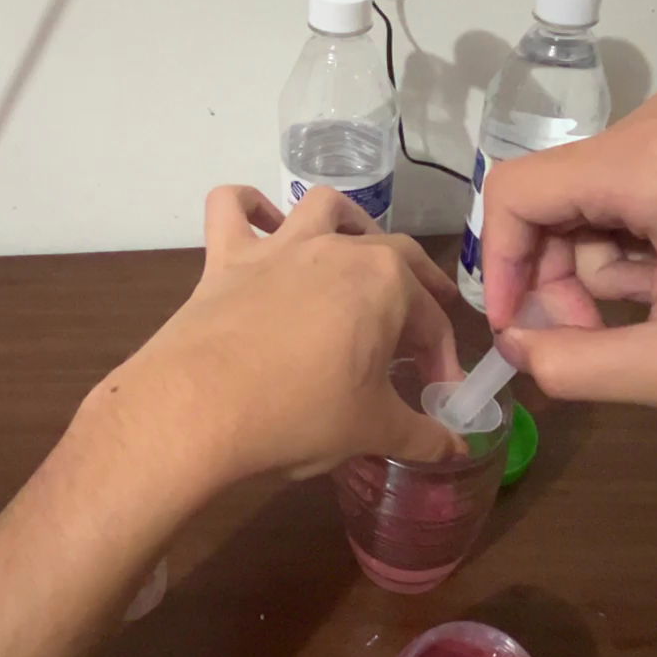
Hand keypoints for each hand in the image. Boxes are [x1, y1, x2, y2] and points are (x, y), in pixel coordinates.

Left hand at [80, 186, 466, 484]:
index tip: (439, 396)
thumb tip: (457, 449)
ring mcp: (278, 246)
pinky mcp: (226, 256)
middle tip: (422, 327)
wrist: (199, 409)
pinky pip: (231, 207)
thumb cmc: (300, 414)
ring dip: (348, 223)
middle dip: (418, 289)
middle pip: (394, 255)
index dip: (441, 360)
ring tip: (357, 254)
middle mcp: (336, 248)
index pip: (430, 321)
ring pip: (323, 208)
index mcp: (384, 281)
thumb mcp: (372, 430)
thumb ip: (424, 436)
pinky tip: (260, 224)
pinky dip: (247, 207)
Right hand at [481, 84, 656, 412]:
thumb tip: (513, 349)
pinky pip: (641, 189)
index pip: (513, 194)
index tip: (521, 332)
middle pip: (555, 196)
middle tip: (598, 341)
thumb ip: (580, 365)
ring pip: (597, 198)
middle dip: (557, 275)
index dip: (497, 266)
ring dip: (604, 266)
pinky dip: (640, 243)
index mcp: (648, 157)